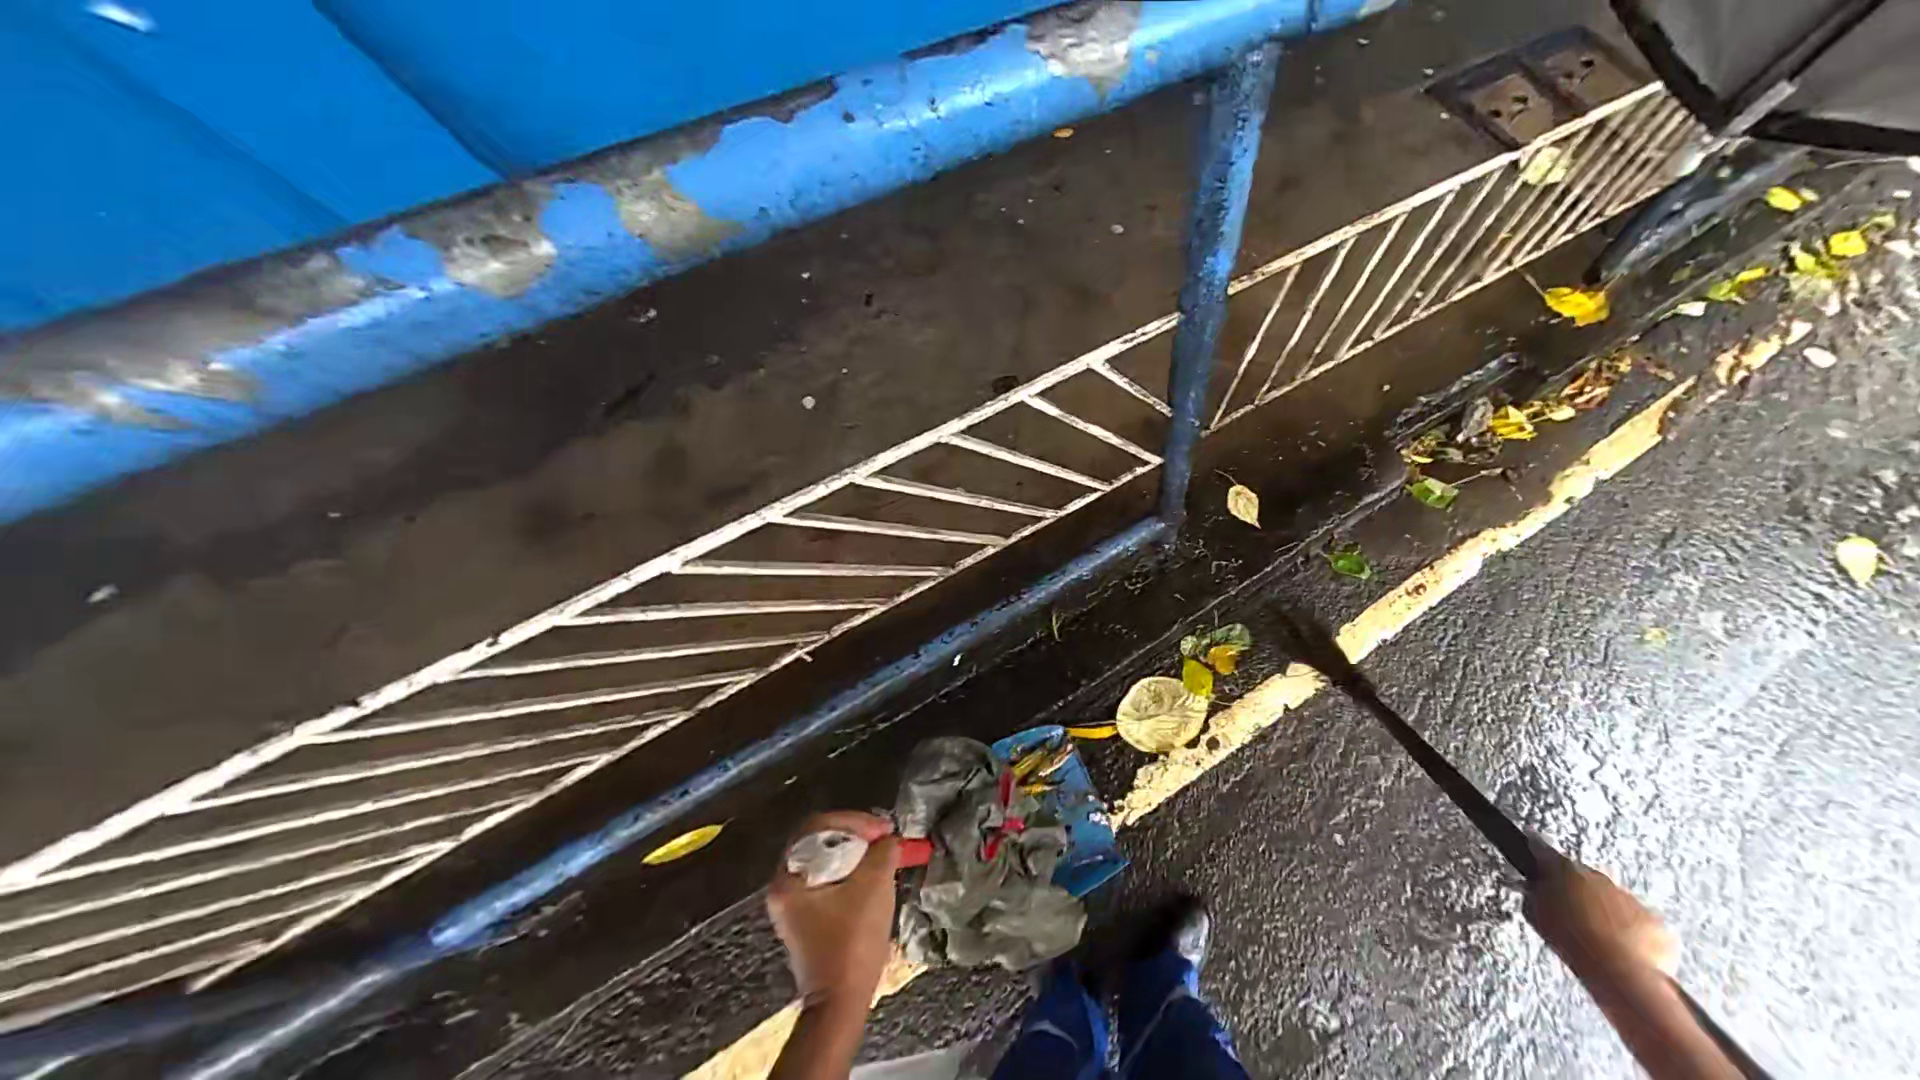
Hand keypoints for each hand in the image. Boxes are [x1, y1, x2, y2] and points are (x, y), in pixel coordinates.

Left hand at [768, 811, 900, 1009]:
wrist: (840, 1002)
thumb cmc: (852, 942)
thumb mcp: (874, 887)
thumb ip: (882, 852)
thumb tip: (887, 839)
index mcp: (789, 876)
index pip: (819, 826)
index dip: (855, 821)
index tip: (883, 830)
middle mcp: (783, 886)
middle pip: (819, 841)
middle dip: (854, 835)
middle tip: (882, 838)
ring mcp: (792, 904)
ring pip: (824, 860)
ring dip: (854, 853)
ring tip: (880, 854)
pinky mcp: (805, 918)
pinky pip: (826, 879)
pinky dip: (848, 872)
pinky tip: (870, 877)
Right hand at [1524, 842, 1678, 980]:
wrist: (1619, 971)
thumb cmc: (1574, 941)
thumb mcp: (1535, 914)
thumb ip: (1534, 894)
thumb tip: (1534, 889)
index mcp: (1565, 870)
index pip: (1543, 850)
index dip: (1537, 850)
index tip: (1533, 846)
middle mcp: (1599, 878)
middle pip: (1584, 877)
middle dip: (1577, 889)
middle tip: (1568, 909)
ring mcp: (1631, 900)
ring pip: (1615, 900)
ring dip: (1606, 911)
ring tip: (1596, 935)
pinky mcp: (1657, 924)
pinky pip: (1641, 922)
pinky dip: (1632, 931)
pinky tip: (1622, 947)